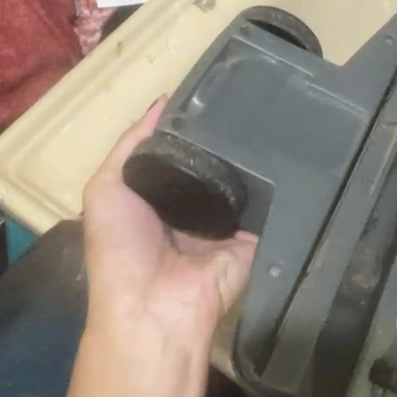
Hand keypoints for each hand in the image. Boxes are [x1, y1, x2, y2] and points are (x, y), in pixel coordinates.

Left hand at [81, 98, 255, 352]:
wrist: (154, 307)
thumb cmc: (120, 247)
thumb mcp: (106, 188)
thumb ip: (131, 145)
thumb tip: (164, 101)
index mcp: (161, 195)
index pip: (183, 151)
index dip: (194, 124)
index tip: (216, 89)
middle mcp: (196, 206)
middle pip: (216, 162)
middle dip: (228, 136)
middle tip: (251, 99)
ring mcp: (227, 222)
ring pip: (244, 180)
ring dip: (255, 157)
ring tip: (274, 118)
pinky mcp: (254, 238)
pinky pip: (268, 207)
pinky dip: (277, 187)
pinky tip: (291, 155)